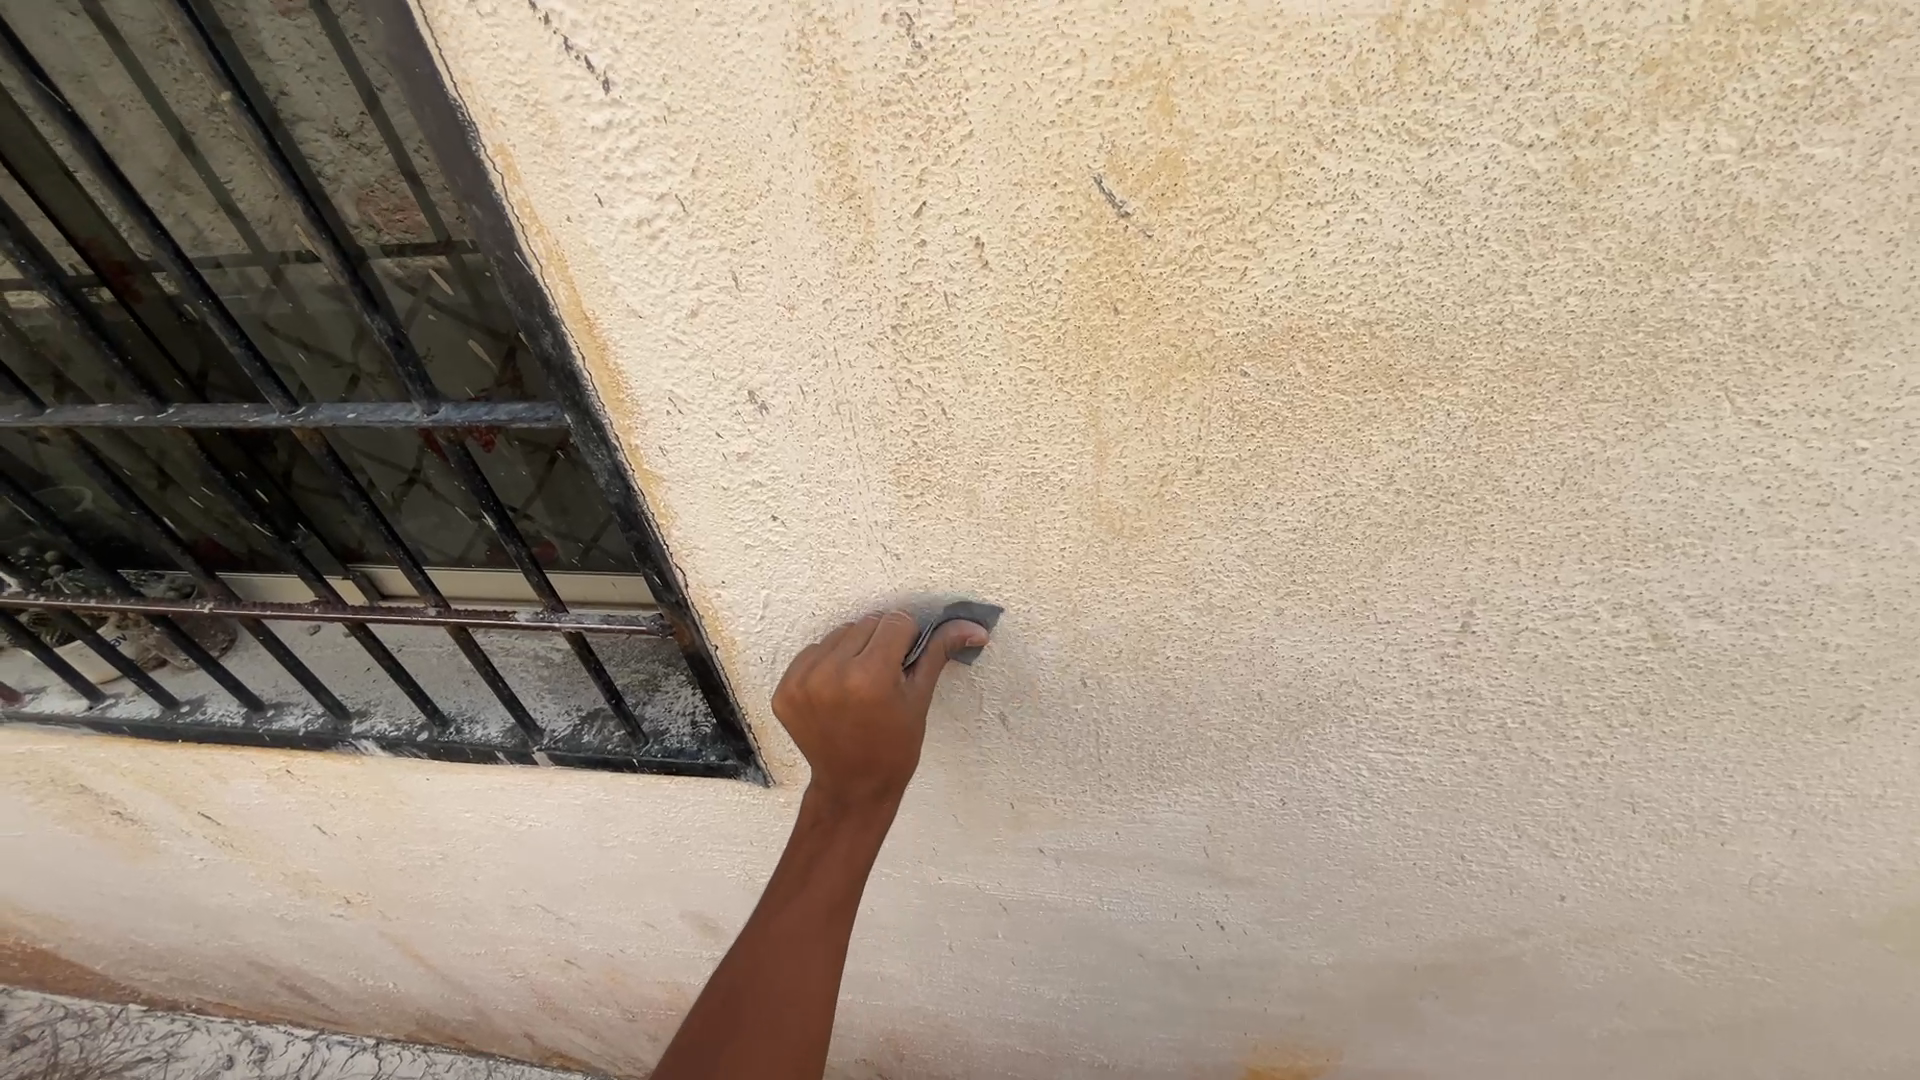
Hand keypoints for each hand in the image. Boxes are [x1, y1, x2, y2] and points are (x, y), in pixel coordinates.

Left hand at [771, 610, 989, 806]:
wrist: (853, 787)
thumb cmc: (894, 747)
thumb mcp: (920, 697)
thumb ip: (940, 651)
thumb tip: (973, 628)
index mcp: (870, 676)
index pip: (896, 621)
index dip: (909, 640)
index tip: (907, 664)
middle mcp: (832, 674)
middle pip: (868, 623)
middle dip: (882, 642)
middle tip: (887, 676)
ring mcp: (803, 682)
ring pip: (840, 633)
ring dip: (854, 649)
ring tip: (862, 683)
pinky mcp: (785, 689)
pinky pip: (813, 651)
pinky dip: (828, 662)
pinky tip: (839, 690)